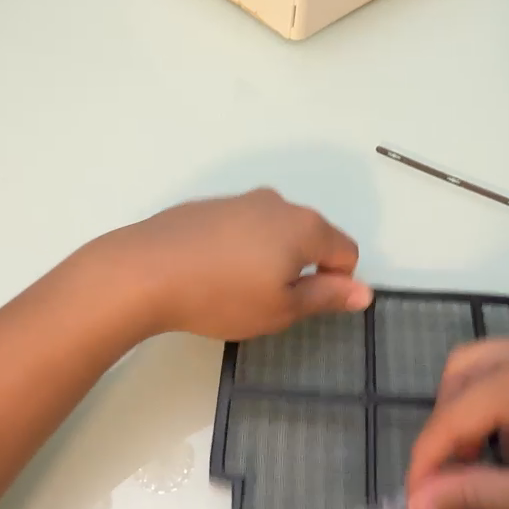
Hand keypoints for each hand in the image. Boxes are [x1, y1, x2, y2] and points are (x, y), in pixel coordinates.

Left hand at [86, 189, 371, 340]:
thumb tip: (364, 291)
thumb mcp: (281, 308)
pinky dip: (240, 247)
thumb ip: (327, 296)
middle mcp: (278, 203)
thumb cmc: (222, 296)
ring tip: (235, 288)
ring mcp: (240, 200)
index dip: (336, 282)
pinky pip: (242, 227)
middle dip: (303, 267)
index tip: (302, 305)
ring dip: (270, 256)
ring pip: (275, 230)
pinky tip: (210, 271)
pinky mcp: (208, 205)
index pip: (346, 250)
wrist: (144, 271)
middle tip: (269, 301)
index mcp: (304, 226)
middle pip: (312, 236)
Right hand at [405, 330, 508, 508]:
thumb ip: (473, 495)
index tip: (411, 502)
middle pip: (462, 372)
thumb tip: (413, 504)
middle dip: (449, 426)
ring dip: (475, 412)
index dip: (426, 457)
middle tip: (456, 477)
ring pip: (487, 366)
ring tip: (500, 465)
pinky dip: (503, 402)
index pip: (455, 411)